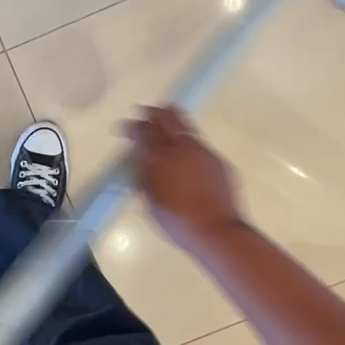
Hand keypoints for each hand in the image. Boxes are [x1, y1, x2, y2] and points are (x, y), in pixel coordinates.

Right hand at [122, 106, 245, 253]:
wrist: (217, 232)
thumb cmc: (177, 221)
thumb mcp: (150, 201)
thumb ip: (145, 177)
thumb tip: (142, 162)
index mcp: (160, 158)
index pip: (143, 132)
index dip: (132, 127)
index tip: (124, 127)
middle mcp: (182, 149)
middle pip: (167, 118)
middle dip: (154, 113)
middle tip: (145, 111)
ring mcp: (204, 153)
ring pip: (187, 128)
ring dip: (174, 123)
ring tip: (166, 121)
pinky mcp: (220, 162)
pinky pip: (200, 147)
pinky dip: (190, 146)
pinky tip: (187, 157)